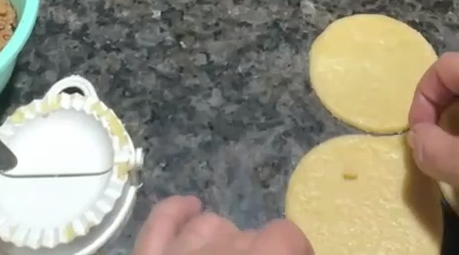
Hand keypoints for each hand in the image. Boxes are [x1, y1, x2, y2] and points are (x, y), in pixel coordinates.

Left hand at [134, 195, 313, 254]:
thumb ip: (283, 251)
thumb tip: (295, 246)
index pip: (287, 236)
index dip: (298, 249)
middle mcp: (218, 249)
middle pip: (249, 236)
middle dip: (261, 252)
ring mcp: (176, 251)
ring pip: (208, 227)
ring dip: (225, 243)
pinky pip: (160, 224)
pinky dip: (176, 213)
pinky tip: (192, 208)